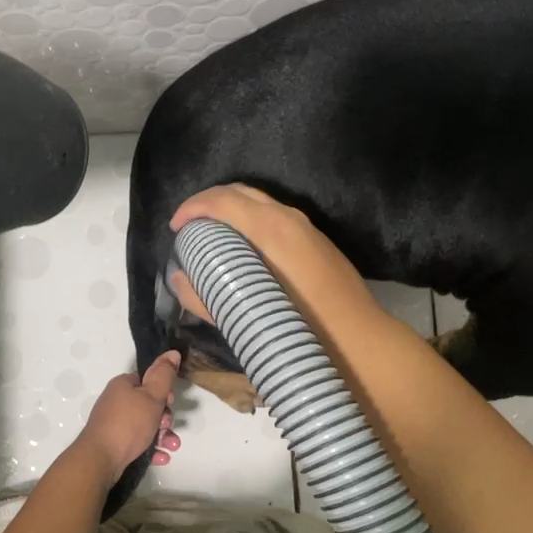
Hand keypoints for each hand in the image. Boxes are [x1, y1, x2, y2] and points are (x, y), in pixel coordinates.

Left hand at [74, 351, 183, 480]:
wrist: (101, 458)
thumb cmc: (129, 423)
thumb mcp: (151, 396)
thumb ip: (164, 375)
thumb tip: (173, 352)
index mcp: (123, 385)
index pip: (147, 381)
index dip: (163, 391)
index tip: (170, 402)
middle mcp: (116, 402)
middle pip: (148, 405)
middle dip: (164, 418)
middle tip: (167, 426)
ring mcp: (114, 424)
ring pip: (145, 426)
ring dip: (162, 436)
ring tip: (171, 446)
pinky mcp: (114, 443)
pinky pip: (137, 442)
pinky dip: (151, 449)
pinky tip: (161, 457)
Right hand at [166, 184, 374, 325]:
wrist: (358, 340)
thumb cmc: (300, 329)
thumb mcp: (244, 317)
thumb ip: (205, 296)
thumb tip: (180, 279)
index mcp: (271, 228)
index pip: (222, 200)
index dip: (192, 208)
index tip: (175, 228)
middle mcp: (289, 217)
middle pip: (240, 192)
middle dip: (208, 204)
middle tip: (189, 227)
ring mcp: (306, 227)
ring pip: (259, 203)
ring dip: (231, 212)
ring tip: (212, 237)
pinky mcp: (316, 240)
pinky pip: (274, 217)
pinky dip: (249, 223)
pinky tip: (242, 249)